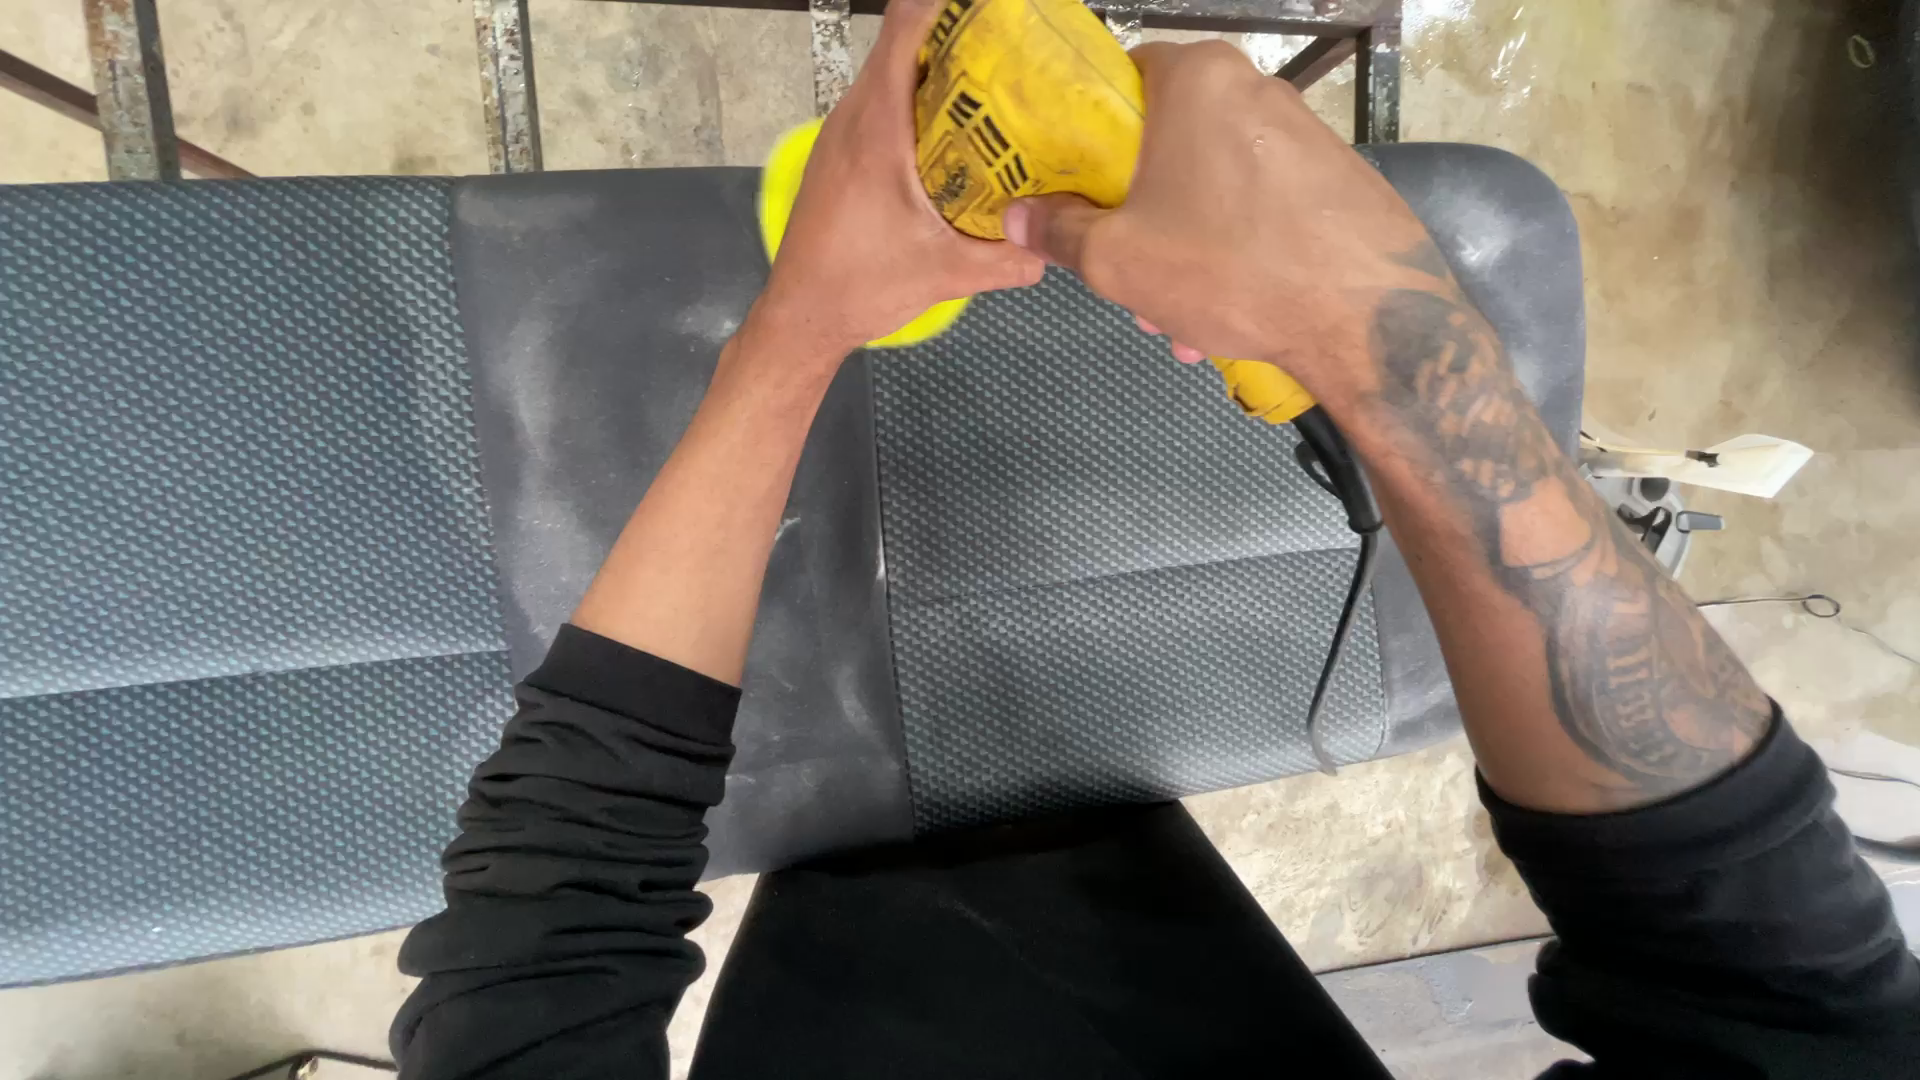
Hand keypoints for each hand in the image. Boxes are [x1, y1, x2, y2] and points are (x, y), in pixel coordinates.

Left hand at [751, 0, 1044, 363]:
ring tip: (992, 98)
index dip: (949, 4)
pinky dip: (916, 112)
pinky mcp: (838, 160)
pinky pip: (880, 111)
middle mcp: (852, 118)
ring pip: (891, 79)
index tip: (995, 11)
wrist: (802, 316)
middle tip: (1013, 60)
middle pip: (905, 45)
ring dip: (937, 79)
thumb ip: (1004, 260)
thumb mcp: (944, 275)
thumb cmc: (858, 288)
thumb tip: (1049, 252)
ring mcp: (840, 137)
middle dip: (960, 40)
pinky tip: (950, 146)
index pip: (906, 24)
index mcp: (877, 127)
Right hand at [1000, 41, 1439, 408]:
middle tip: (1128, 280)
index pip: (1116, 82)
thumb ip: (1058, 232)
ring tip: (1175, 320)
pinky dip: (1225, 254)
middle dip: (1134, 219)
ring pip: (1204, 189)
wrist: (1365, 315)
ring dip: (1176, 252)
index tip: (1071, 193)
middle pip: (1160, 147)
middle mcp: (1250, 88)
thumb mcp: (1117, 260)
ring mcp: (1296, 133)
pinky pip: (1249, 209)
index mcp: (1195, 80)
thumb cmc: (1226, 268)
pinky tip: (1222, 314)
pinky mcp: (1326, 178)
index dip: (1082, 139)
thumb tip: (1016, 215)